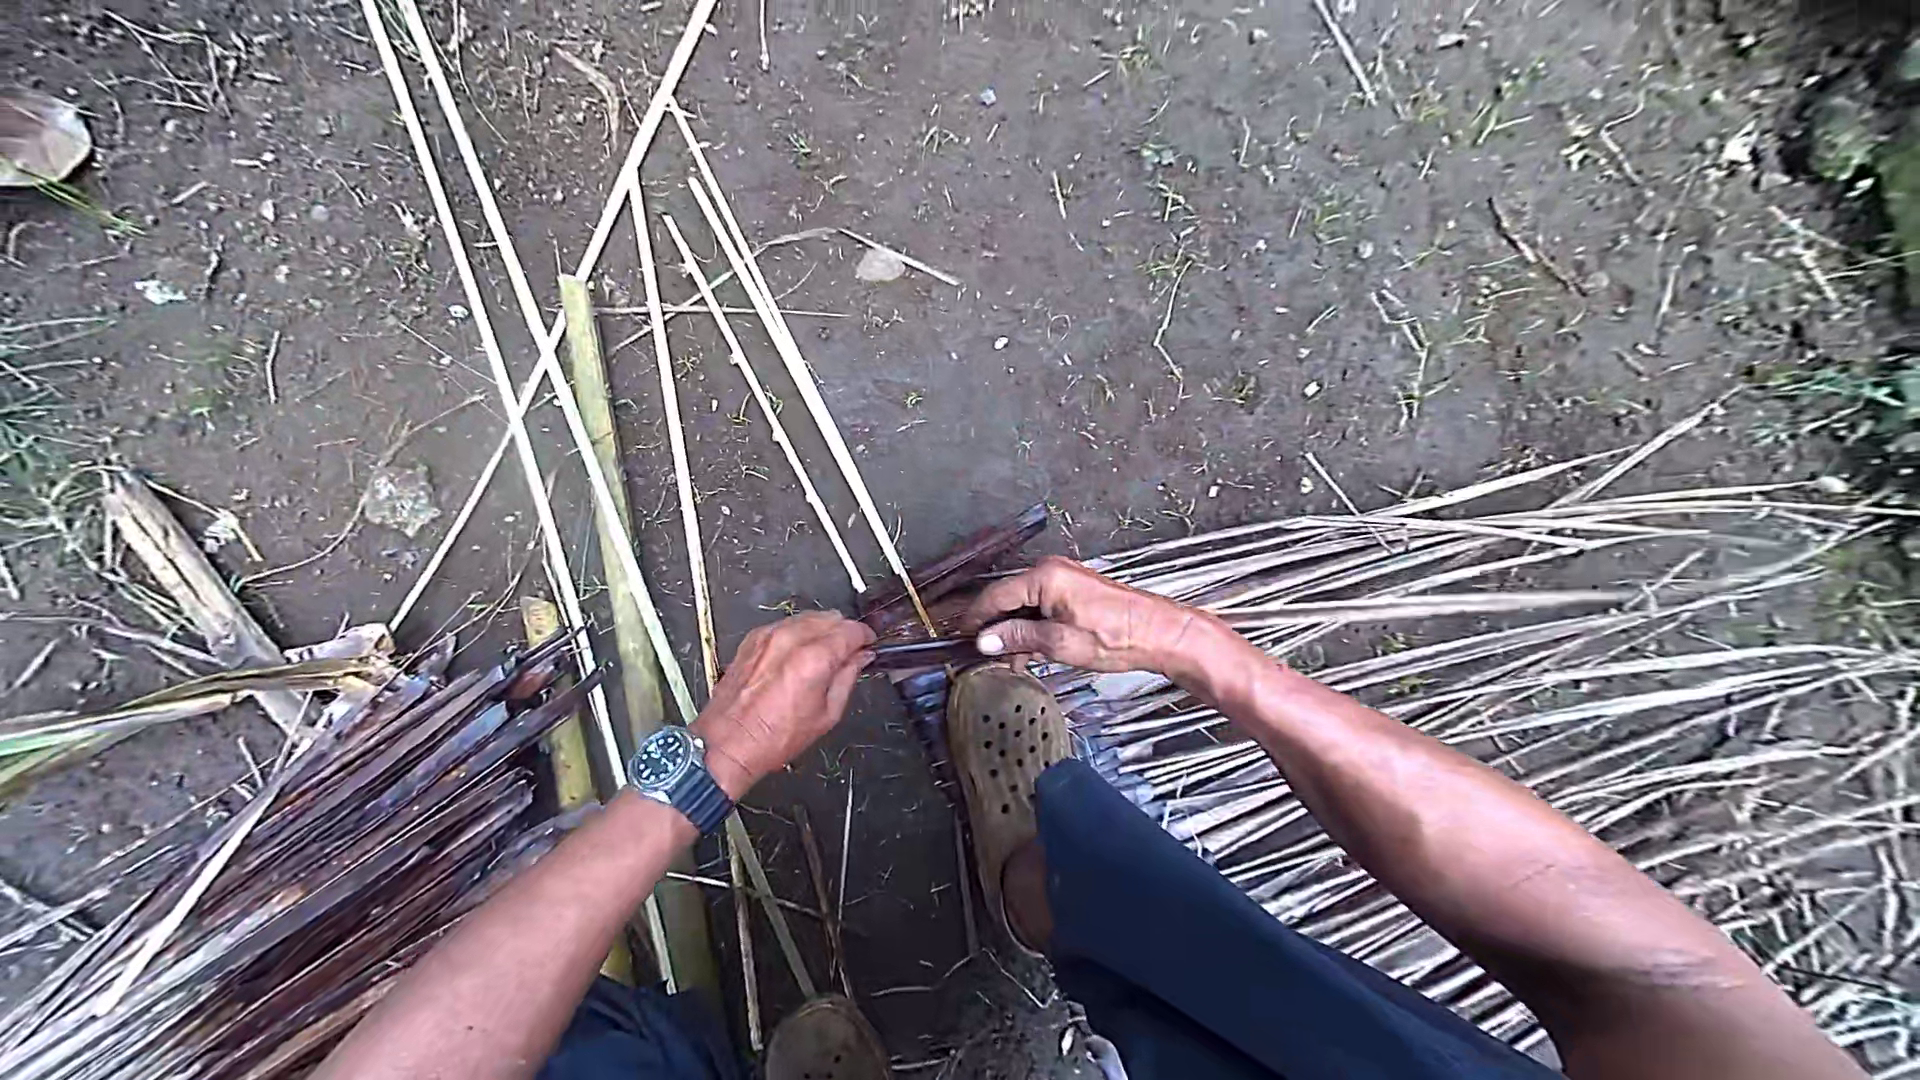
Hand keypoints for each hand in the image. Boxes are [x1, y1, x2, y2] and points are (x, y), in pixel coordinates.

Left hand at [690, 611, 875, 799]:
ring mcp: (770, 635)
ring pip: (809, 617)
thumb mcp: (827, 714)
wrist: (728, 743)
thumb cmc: (774, 736)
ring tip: (823, 655)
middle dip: (844, 632)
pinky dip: (799, 633)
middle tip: (848, 653)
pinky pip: (787, 624)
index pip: (851, 630)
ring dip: (822, 630)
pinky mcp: (754, 638)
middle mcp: (791, 639)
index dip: (865, 637)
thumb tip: (860, 658)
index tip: (868, 645)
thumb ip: (848, 677)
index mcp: (815, 658)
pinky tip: (798, 654)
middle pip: (832, 618)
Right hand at [960, 556, 1221, 676]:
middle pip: (1008, 598)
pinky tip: (1031, 649)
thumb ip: (1018, 637)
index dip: (975, 618)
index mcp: (1045, 576)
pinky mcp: (1074, 590)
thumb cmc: (1119, 635)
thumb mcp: (1060, 643)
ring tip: (1011, 658)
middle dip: (995, 627)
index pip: (995, 595)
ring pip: (1024, 603)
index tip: (962, 636)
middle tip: (985, 653)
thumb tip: (987, 639)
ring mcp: (1064, 578)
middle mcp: (1052, 570)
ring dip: (1015, 629)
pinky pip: (1041, 604)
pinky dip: (1032, 625)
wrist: (1159, 634)